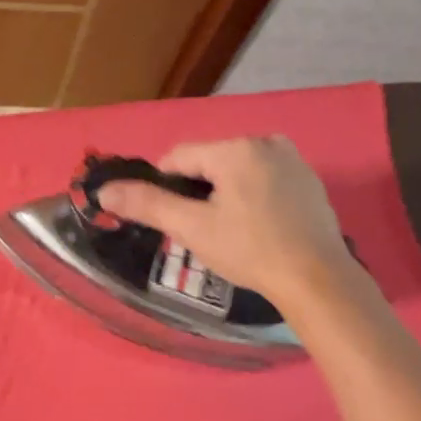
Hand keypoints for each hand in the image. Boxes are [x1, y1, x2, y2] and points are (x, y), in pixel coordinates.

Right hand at [98, 136, 353, 308]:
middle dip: (198, 194)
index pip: (179, 157)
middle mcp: (266, 142)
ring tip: (229, 236)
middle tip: (200, 234)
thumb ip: (148, 205)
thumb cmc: (249, 250)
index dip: (164, 188)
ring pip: (238, 174)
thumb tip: (105, 191)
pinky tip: (257, 232)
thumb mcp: (192, 229)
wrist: (315, 278)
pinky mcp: (310, 182)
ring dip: (225, 197)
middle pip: (210, 164)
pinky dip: (253, 201)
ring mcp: (293, 161)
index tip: (171, 221)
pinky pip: (265, 183)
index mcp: (236, 148)